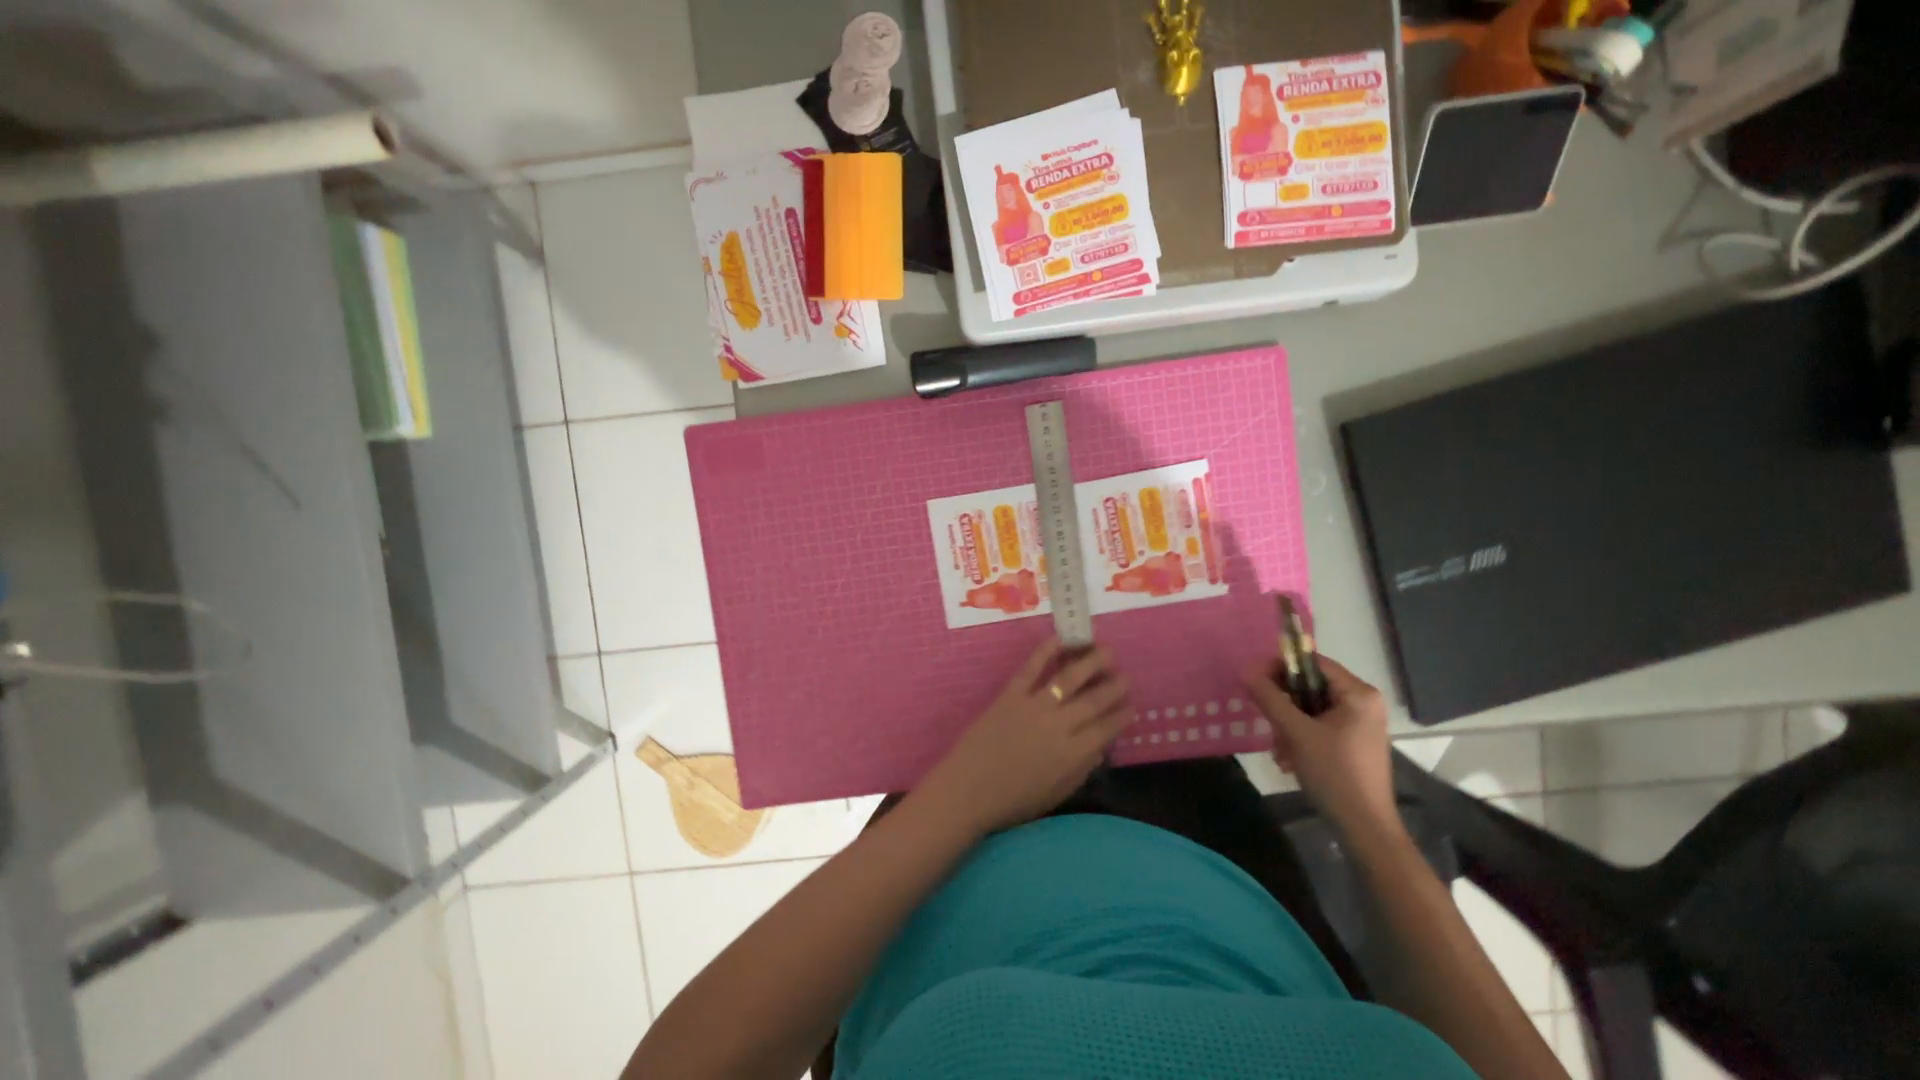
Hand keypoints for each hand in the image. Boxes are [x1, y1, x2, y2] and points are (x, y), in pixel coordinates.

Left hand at [917, 639, 1132, 835]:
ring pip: (1071, 677)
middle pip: (1096, 700)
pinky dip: (1048, 650)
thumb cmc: (1013, 800)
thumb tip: (1101, 747)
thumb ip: (1082, 769)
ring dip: (1092, 662)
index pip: (1108, 727)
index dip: (1123, 714)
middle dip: (1115, 687)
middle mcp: (1061, 725)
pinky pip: (1032, 667)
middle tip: (1126, 677)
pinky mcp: (1011, 694)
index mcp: (1074, 754)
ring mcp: (1035, 706)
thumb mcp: (1057, 793)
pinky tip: (1063, 639)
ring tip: (1108, 652)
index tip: (1132, 705)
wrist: (968, 791)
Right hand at [1240, 655, 1403, 840]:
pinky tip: (1290, 761)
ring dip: (1289, 728)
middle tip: (1269, 725)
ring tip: (1281, 752)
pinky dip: (1302, 739)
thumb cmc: (1334, 773)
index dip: (1282, 668)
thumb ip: (1271, 699)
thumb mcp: (1297, 733)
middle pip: (1312, 688)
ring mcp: (1361, 725)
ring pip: (1312, 711)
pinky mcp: (1354, 744)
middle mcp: (1364, 703)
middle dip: (1285, 707)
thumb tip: (1245, 670)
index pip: (1314, 663)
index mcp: (1359, 694)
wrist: (1364, 826)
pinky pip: (1320, 728)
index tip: (1255, 682)